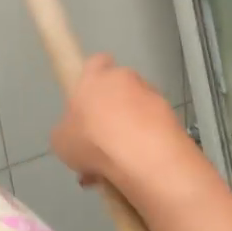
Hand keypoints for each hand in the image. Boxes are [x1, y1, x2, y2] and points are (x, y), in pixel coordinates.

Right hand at [51, 54, 184, 182]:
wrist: (142, 155)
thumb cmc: (91, 141)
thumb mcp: (60, 140)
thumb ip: (68, 129)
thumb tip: (75, 131)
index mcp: (95, 78)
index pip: (95, 63)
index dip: (90, 79)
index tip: (85, 100)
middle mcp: (126, 79)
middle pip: (117, 89)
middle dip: (109, 111)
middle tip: (98, 141)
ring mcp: (152, 96)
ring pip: (135, 111)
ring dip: (126, 130)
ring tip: (114, 163)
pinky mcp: (171, 116)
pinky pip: (150, 129)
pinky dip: (142, 144)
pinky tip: (130, 167)